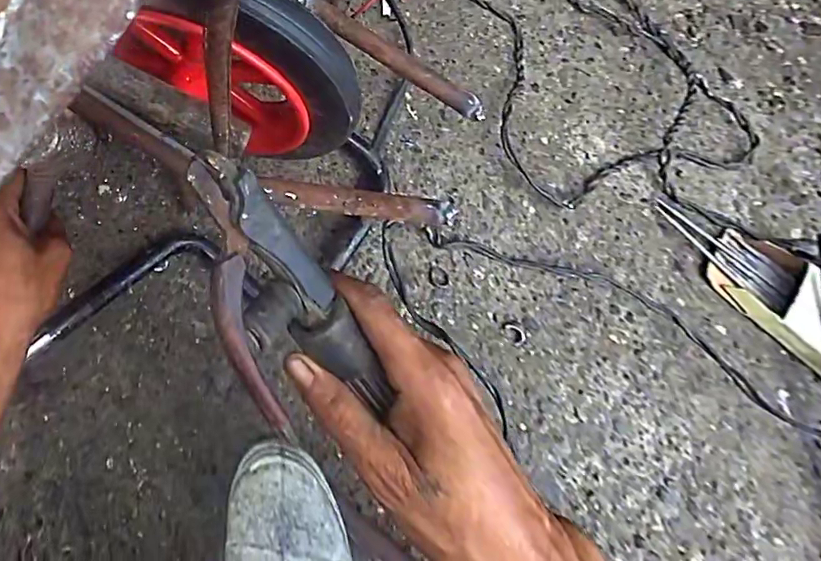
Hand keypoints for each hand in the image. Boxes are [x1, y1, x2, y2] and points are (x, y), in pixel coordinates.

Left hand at [0, 171, 71, 359]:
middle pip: (3, 210)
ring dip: (8, 238)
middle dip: (23, 218)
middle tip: (42, 236)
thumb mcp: (56, 260)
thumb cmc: (22, 298)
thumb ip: (57, 230)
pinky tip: (8, 278)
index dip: (33, 181)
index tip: (46, 185)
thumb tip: (49, 221)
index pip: (15, 184)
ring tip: (25, 263)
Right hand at [286, 277, 600, 560]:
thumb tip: (301, 368)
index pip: (373, 305)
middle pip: (379, 321)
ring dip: (362, 356)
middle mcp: (444, 366)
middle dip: (341, 332)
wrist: (519, 549)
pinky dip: (383, 371)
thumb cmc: (464, 519)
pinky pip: (408, 360)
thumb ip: (338, 412)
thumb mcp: (385, 471)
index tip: (308, 287)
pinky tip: (380, 411)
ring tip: (349, 398)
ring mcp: (454, 376)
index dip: (335, 287)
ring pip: (392, 342)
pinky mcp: (456, 389)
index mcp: (427, 377)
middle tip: (314, 358)